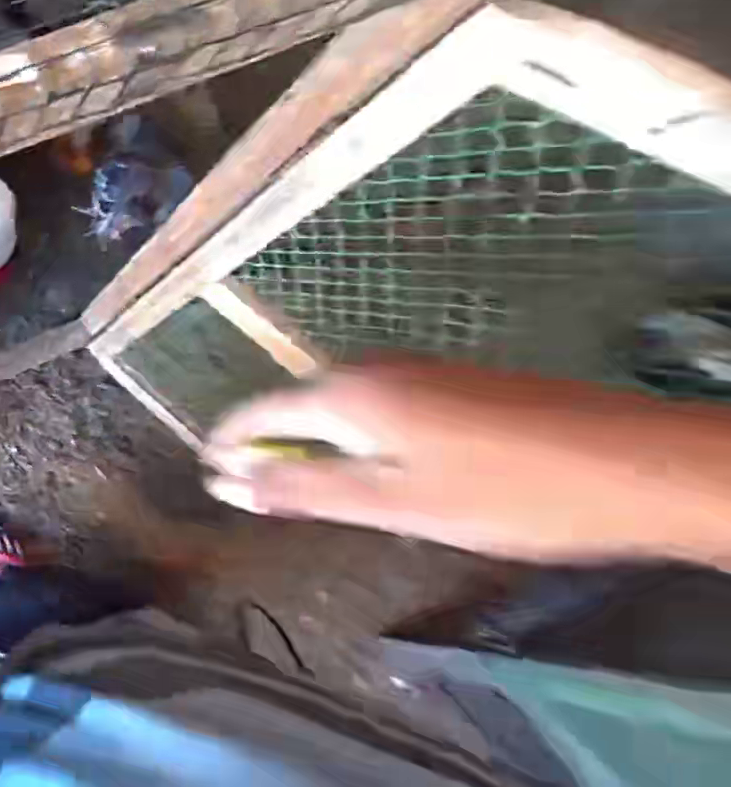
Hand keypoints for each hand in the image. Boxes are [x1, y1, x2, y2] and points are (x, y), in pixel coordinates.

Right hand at [203, 360, 730, 566]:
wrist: (657, 466)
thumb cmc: (510, 493)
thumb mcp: (394, 503)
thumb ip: (300, 490)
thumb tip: (223, 485)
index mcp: (337, 394)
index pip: (251, 415)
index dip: (226, 446)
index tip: (213, 477)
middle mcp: (359, 367)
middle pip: (291, 407)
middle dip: (274, 448)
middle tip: (279, 495)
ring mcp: (405, 366)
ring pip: (332, 405)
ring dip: (317, 441)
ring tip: (335, 487)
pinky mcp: (443, 375)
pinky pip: (370, 401)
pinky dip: (356, 432)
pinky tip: (394, 464)